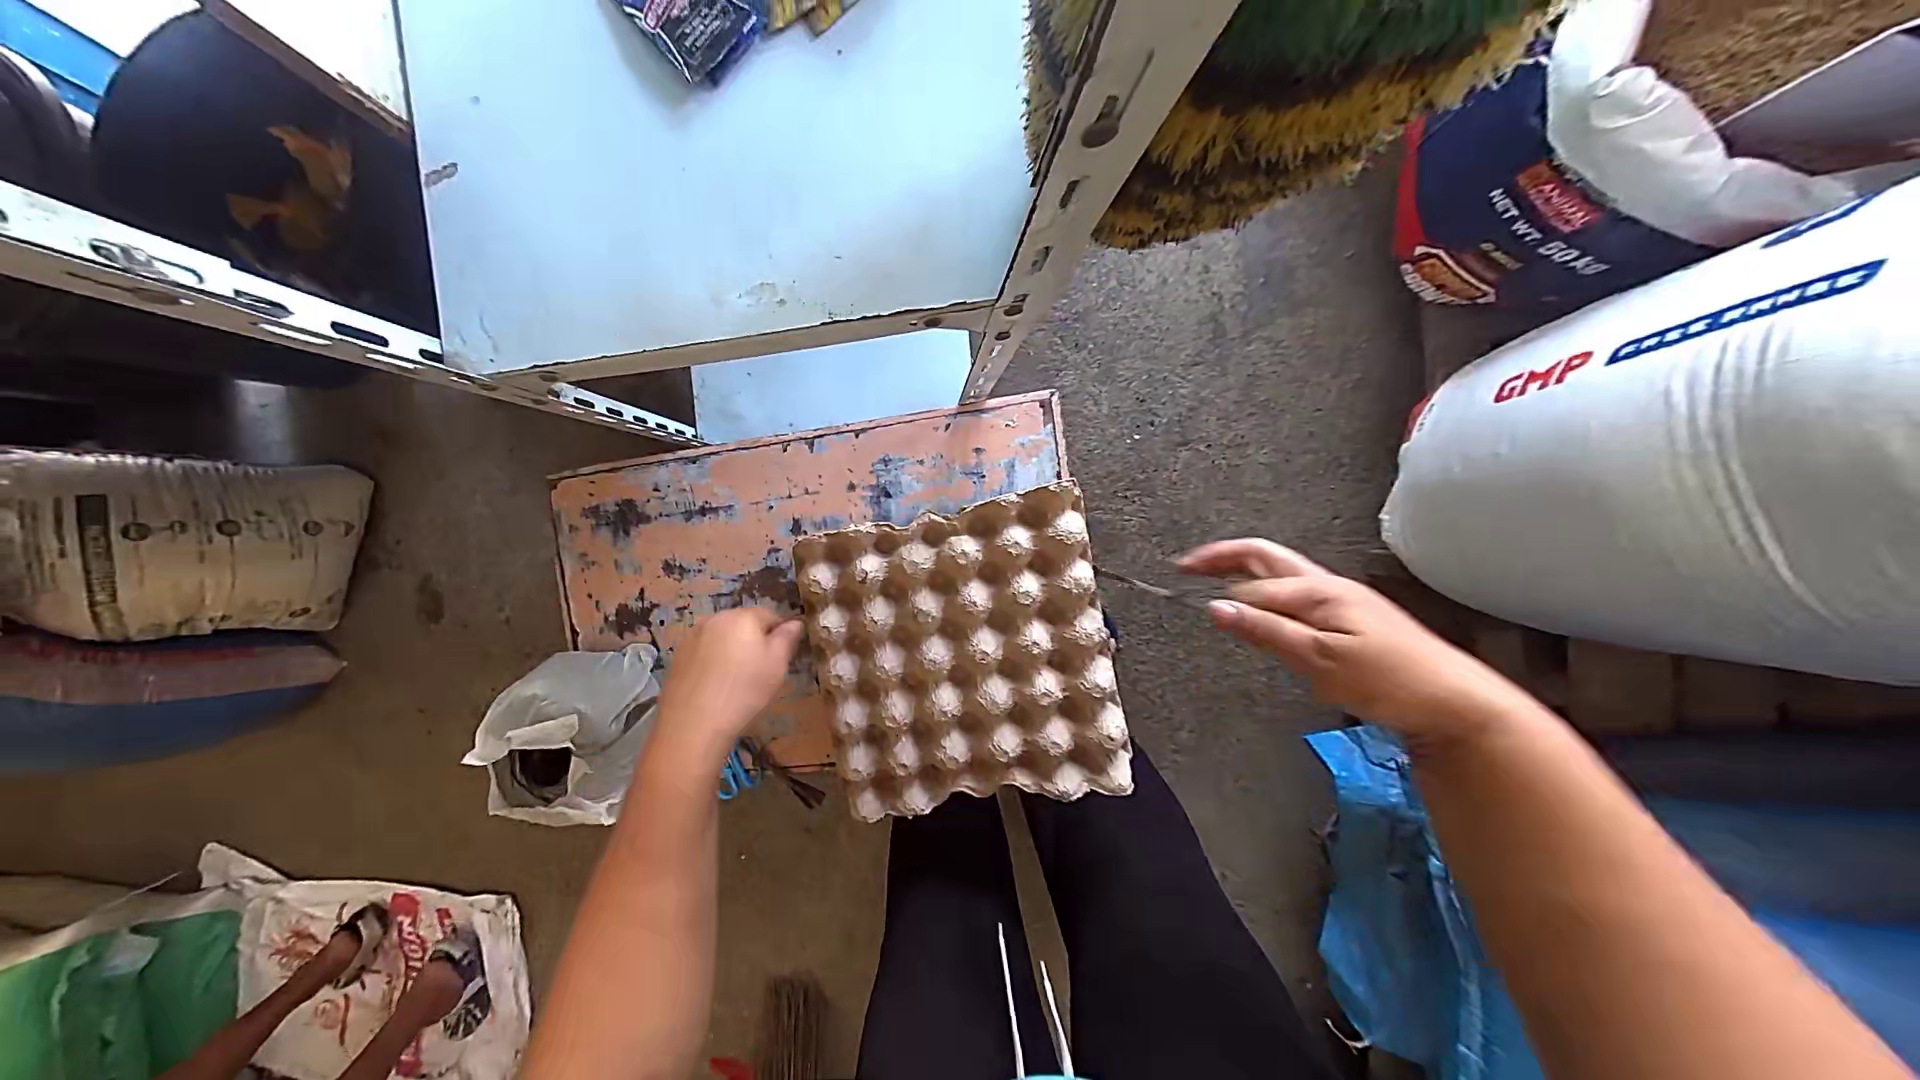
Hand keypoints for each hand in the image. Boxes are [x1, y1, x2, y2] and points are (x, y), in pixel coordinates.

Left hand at [654, 608, 803, 758]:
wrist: (693, 723)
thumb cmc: (744, 691)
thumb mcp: (777, 665)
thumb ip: (787, 638)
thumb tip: (794, 623)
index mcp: (743, 617)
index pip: (770, 615)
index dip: (779, 635)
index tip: (780, 658)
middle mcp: (716, 618)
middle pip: (743, 623)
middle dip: (753, 640)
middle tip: (759, 670)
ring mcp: (693, 636)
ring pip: (722, 637)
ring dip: (731, 649)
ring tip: (735, 679)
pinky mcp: (677, 655)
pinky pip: (704, 651)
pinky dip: (712, 661)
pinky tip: (714, 685)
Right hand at [1178, 538, 1528, 743]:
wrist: (1453, 703)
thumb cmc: (1390, 681)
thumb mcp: (1318, 660)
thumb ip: (1264, 630)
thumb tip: (1216, 607)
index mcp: (1318, 591)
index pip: (1252, 584)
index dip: (1218, 590)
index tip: (1182, 590)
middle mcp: (1328, 586)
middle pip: (1265, 558)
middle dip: (1223, 557)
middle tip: (1188, 564)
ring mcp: (1341, 600)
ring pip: (1280, 576)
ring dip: (1244, 574)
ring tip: (1214, 581)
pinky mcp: (1350, 619)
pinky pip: (1296, 596)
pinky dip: (1267, 596)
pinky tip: (1263, 614)